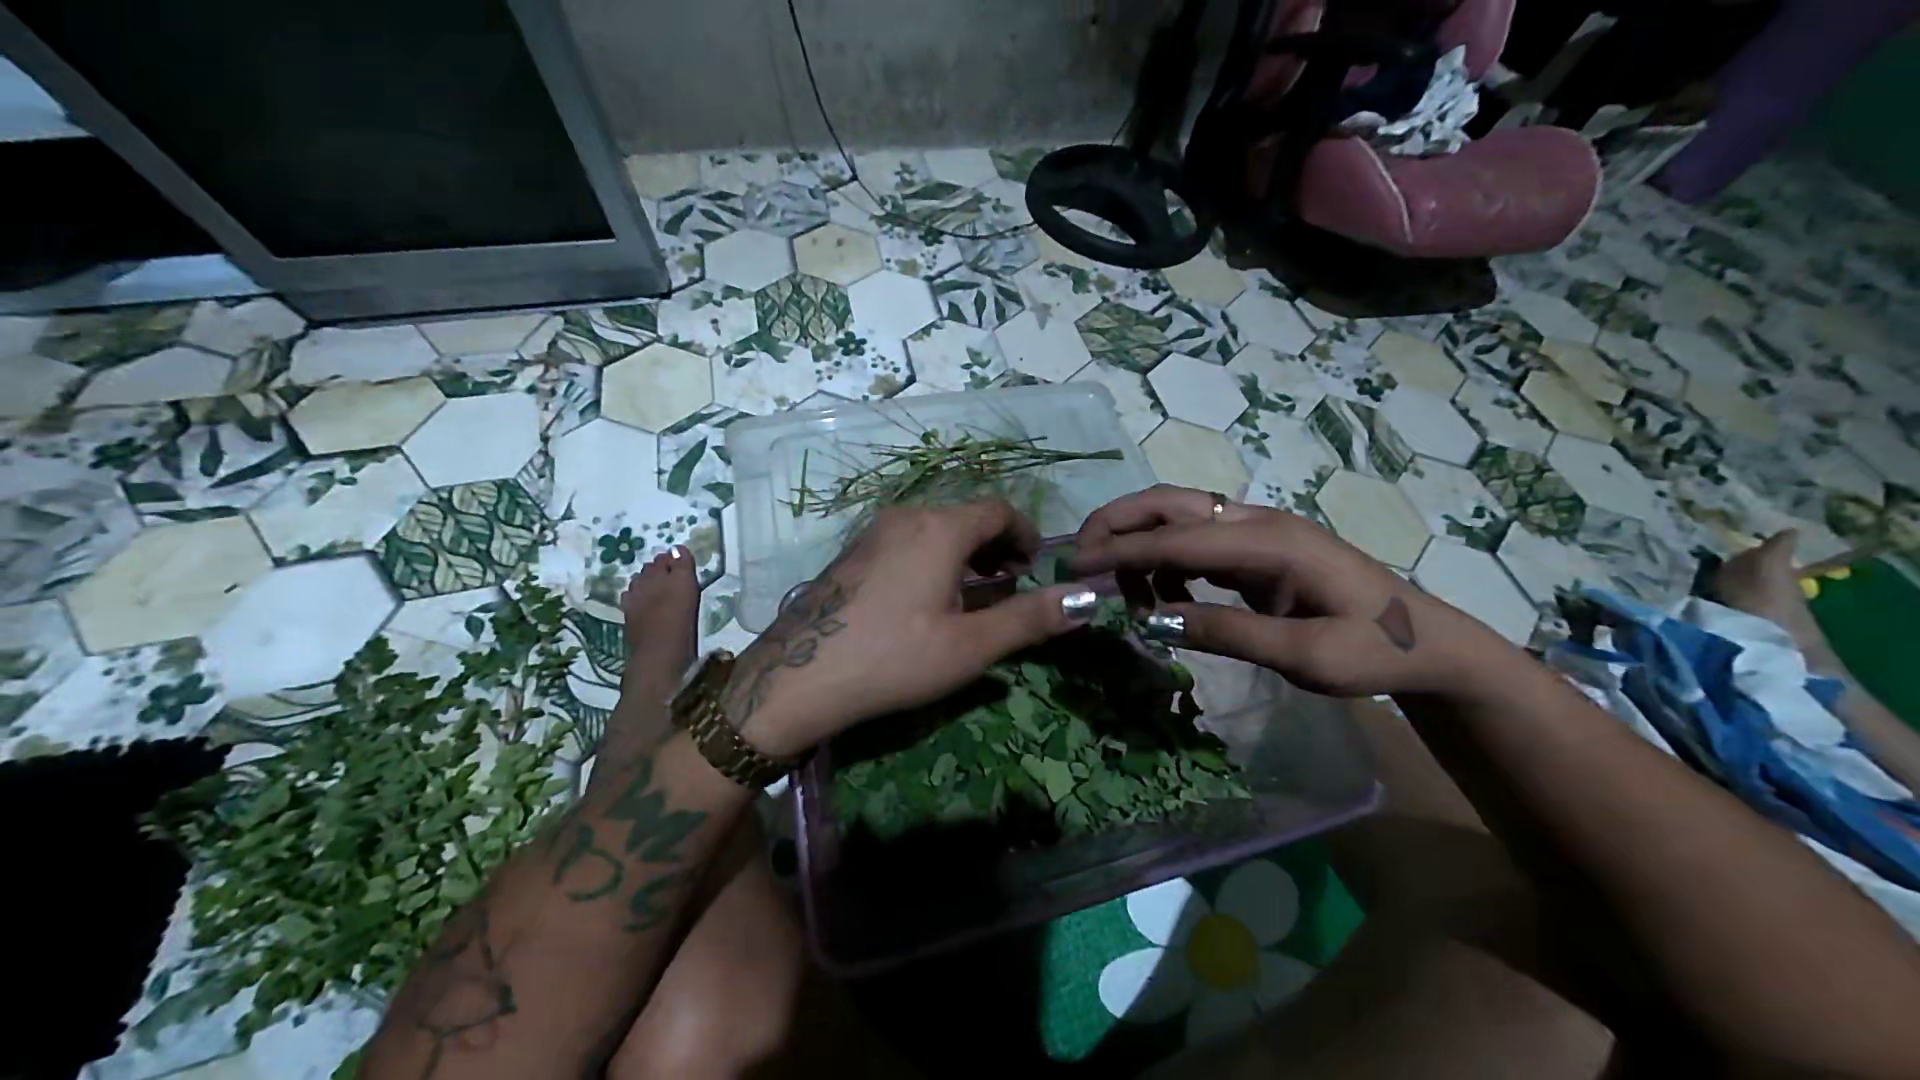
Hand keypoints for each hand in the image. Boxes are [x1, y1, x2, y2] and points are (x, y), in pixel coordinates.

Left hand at [725, 500, 1094, 756]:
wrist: (798, 677)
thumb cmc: (894, 658)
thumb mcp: (971, 645)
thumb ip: (1030, 618)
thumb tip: (1086, 598)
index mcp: (940, 528)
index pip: (998, 510)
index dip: (1025, 533)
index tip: (1035, 566)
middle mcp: (906, 516)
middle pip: (965, 516)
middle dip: (996, 545)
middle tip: (1010, 584)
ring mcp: (873, 532)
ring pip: (934, 528)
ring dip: (964, 553)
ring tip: (973, 595)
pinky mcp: (852, 553)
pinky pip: (906, 540)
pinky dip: (932, 557)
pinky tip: (927, 599)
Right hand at [1072, 485, 1510, 696]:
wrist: (1428, 642)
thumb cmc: (1373, 651)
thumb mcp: (1304, 657)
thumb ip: (1228, 633)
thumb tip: (1150, 621)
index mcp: (1271, 542)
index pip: (1177, 537)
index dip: (1121, 551)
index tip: (1076, 567)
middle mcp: (1258, 520)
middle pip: (1169, 502)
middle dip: (1116, 523)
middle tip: (1081, 560)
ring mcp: (1257, 529)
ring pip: (1177, 514)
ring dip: (1138, 542)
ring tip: (1123, 593)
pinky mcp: (1257, 545)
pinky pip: (1194, 537)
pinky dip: (1164, 559)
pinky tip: (1167, 596)